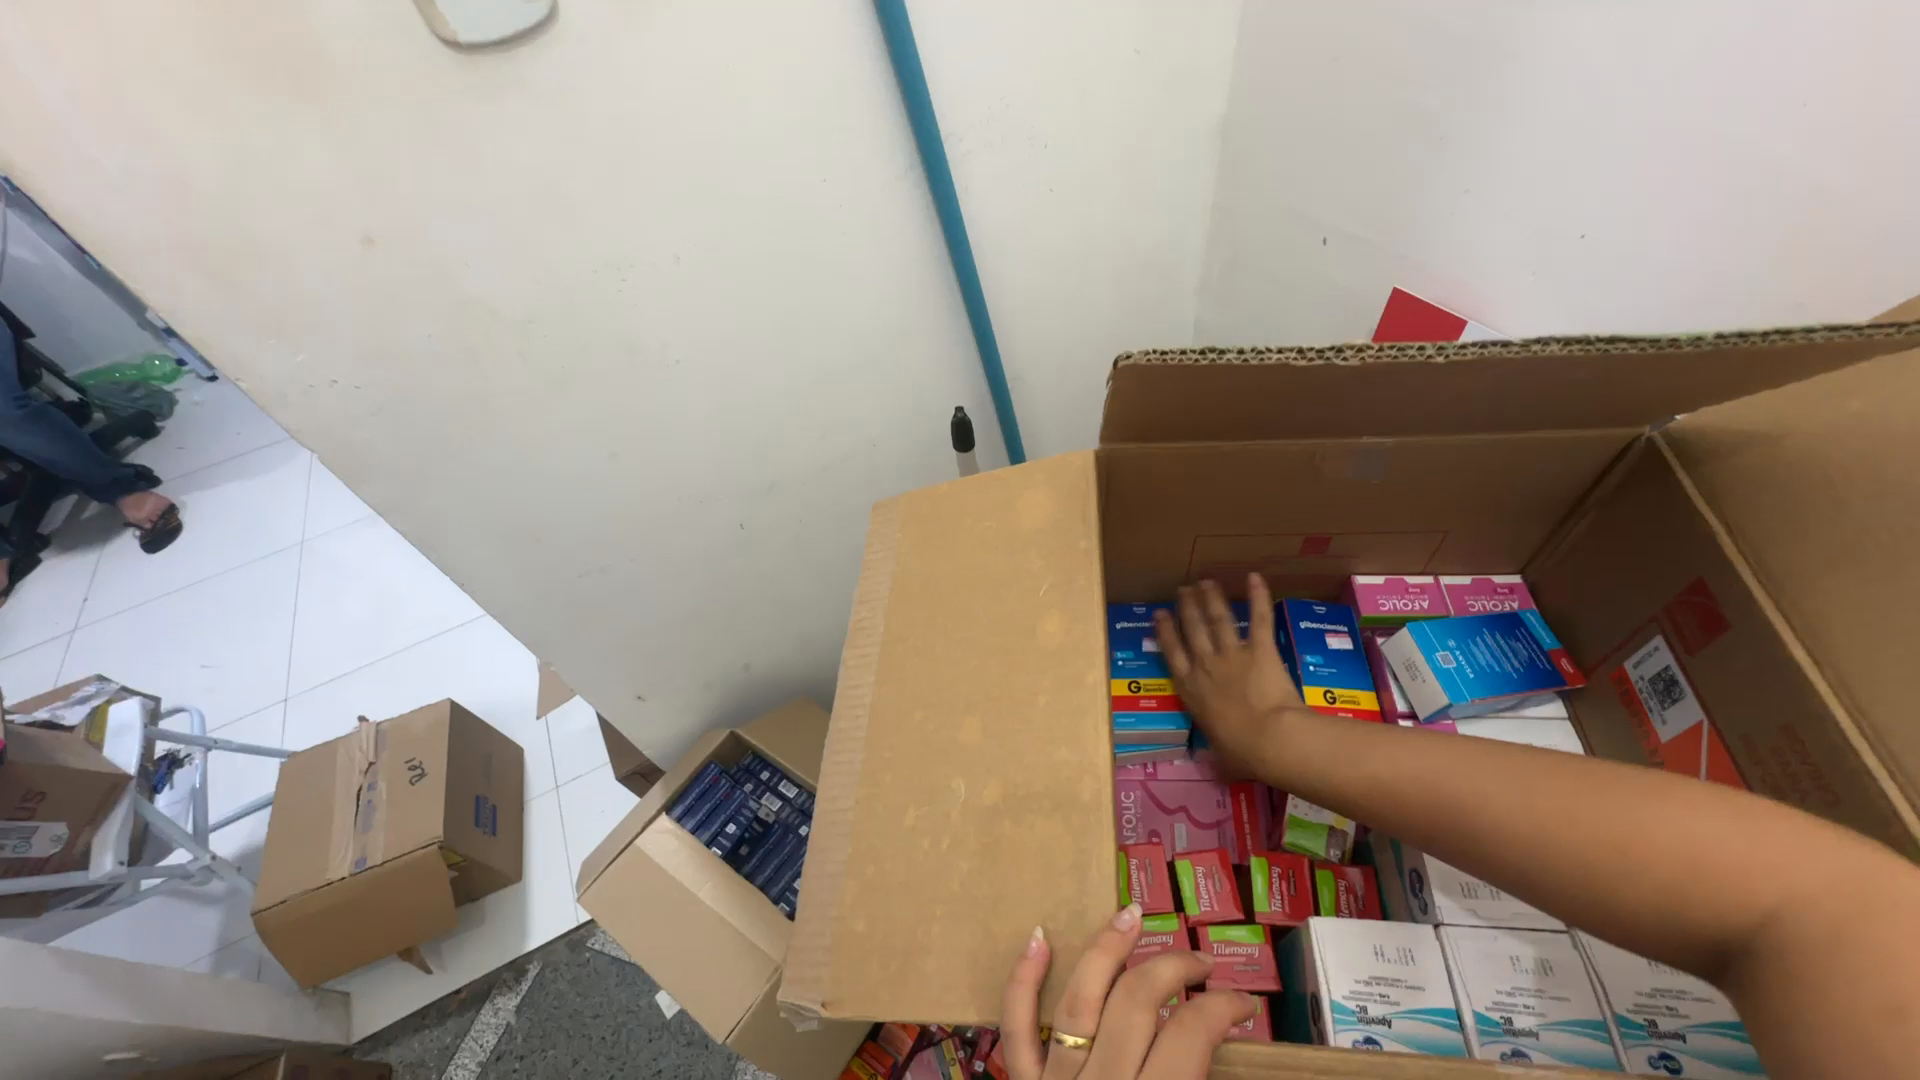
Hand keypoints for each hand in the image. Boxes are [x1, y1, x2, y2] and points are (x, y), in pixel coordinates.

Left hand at [1002, 903, 1257, 1078]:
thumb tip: (1217, 1057)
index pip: (1191, 1036)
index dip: (1222, 1008)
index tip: (1244, 1002)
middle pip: (1138, 1002)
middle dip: (1174, 968)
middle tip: (1202, 961)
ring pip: (1079, 997)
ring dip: (1106, 948)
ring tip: (1132, 914)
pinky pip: (1015, 1027)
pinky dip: (1022, 981)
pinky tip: (1038, 937)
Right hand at [1152, 574, 1304, 779]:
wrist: (1269, 738)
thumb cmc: (1242, 752)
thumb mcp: (1220, 757)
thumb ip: (1212, 754)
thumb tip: (1208, 764)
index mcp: (1190, 690)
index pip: (1172, 653)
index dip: (1165, 631)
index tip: (1160, 614)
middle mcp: (1205, 665)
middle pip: (1192, 629)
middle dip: (1186, 607)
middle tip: (1183, 590)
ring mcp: (1231, 654)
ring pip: (1218, 619)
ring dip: (1211, 598)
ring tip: (1206, 582)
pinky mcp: (1260, 649)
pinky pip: (1258, 618)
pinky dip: (1258, 596)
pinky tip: (1255, 577)